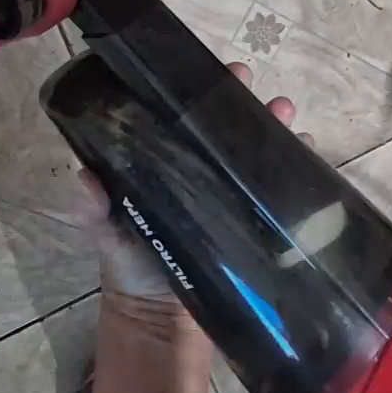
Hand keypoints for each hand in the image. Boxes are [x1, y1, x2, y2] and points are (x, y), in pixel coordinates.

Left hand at [73, 62, 308, 306]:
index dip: (196, 91)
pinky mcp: (255, 219)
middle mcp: (201, 170)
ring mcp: (231, 193)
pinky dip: (296, 163)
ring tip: (284, 110)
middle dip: (239, 97)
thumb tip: (85, 178)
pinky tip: (306, 148)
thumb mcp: (108, 234)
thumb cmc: (131, 268)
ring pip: (256, 147)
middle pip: (224, 124)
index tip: (208, 70)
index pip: (183, 117)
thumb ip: (94, 210)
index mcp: (167, 164)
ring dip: (273, 122)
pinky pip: (278, 186)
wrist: (161, 323)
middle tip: (246, 79)